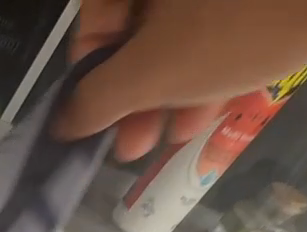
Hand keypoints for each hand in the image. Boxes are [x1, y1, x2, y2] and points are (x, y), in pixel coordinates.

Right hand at [52, 0, 306, 160]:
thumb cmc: (242, 19)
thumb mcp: (148, 72)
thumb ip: (92, 101)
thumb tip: (64, 121)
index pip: (93, 22)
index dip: (87, 79)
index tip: (96, 122)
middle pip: (142, 27)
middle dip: (137, 92)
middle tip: (135, 143)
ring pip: (190, 23)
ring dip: (177, 85)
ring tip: (179, 135)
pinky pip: (235, 13)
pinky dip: (222, 55)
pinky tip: (221, 99)